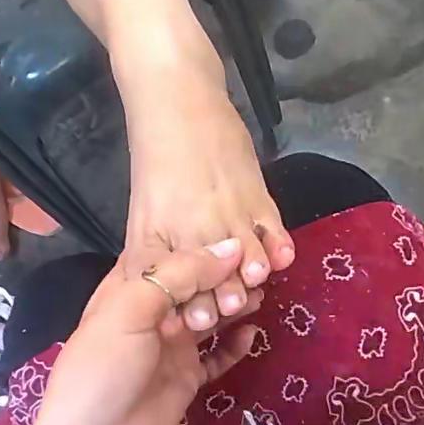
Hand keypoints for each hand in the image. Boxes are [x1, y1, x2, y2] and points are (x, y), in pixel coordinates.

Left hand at [31, 238, 263, 424]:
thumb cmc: (104, 364)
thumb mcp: (131, 308)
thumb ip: (178, 275)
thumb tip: (230, 248)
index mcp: (131, 287)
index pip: (174, 256)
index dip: (205, 248)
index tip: (241, 243)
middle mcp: (154, 311)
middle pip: (197, 285)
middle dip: (224, 278)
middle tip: (256, 274)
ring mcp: (173, 344)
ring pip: (212, 316)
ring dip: (234, 306)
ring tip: (260, 296)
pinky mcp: (188, 374)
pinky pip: (218, 355)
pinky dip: (235, 345)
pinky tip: (252, 334)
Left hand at [121, 70, 294, 333]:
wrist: (178, 102)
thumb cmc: (155, 161)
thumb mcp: (141, 217)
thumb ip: (152, 259)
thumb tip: (168, 297)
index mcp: (158, 237)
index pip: (166, 281)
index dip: (178, 304)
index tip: (186, 322)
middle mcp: (192, 228)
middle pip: (208, 273)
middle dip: (217, 295)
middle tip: (226, 307)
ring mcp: (227, 211)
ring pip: (242, 254)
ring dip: (249, 274)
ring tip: (254, 284)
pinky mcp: (256, 194)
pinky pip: (272, 227)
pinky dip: (278, 244)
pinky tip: (282, 258)